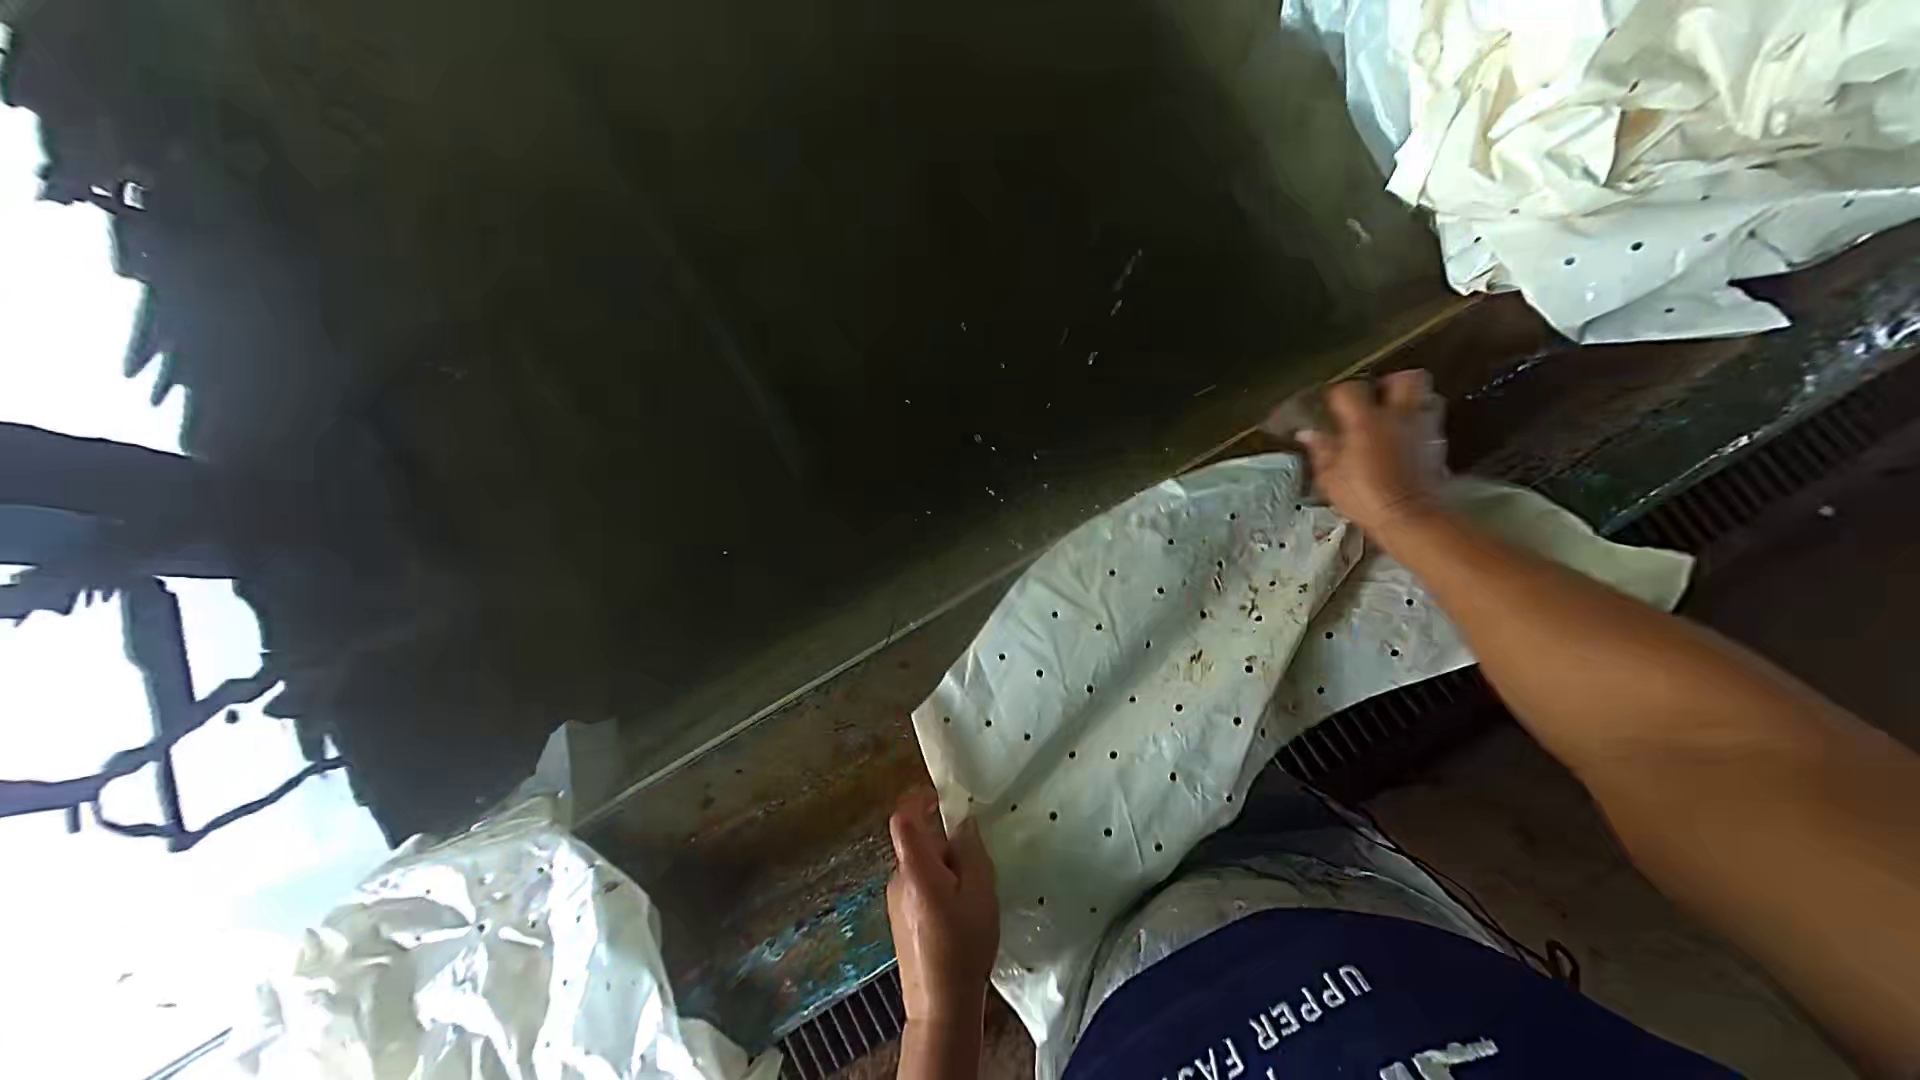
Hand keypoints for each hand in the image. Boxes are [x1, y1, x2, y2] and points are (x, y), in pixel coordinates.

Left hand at [886, 790, 999, 1024]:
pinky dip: (938, 888)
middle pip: (918, 843)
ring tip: (971, 898)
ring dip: (944, 870)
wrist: (940, 1008)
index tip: (941, 799)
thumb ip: (971, 852)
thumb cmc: (964, 947)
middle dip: (945, 845)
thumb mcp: (980, 894)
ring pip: (920, 867)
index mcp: (915, 868)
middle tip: (976, 867)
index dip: (918, 800)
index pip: (903, 819)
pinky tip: (958, 917)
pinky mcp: (899, 920)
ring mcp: (895, 901)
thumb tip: (963, 824)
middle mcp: (898, 879)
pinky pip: (918, 887)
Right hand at [1293, 369, 1447, 534]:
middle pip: (1406, 378)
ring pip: (1427, 396)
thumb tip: (1309, 434)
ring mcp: (1422, 429)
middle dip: (1391, 383)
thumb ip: (1321, 450)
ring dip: (1411, 402)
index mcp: (1365, 422)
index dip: (1337, 394)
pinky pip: (1431, 424)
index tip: (1330, 404)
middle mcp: (1398, 418)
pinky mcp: (1438, 446)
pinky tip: (1405, 441)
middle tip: (1376, 397)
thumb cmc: (1364, 497)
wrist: (1407, 517)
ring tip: (1395, 416)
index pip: (1349, 390)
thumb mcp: (1329, 477)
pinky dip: (1418, 427)